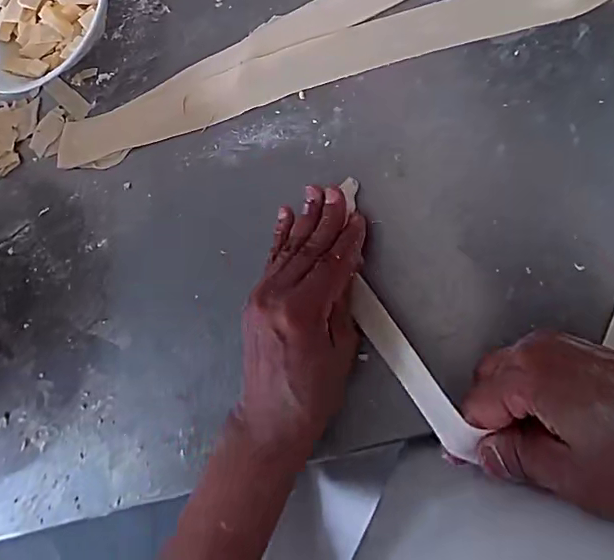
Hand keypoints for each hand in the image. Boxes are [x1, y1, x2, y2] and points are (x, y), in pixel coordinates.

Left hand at [233, 185, 366, 456]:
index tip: (359, 216)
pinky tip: (287, 215)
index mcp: (302, 312)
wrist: (269, 420)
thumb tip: (349, 264)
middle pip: (310, 250)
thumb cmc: (313, 394)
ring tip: (316, 193)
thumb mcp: (342, 349)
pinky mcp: (254, 298)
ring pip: (290, 249)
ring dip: (306, 219)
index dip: (348, 239)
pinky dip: (280, 235)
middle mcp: (277, 297)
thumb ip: (343, 302)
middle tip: (340, 192)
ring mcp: (261, 295)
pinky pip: (272, 260)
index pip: (332, 265)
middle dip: (327, 218)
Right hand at [460, 331, 613, 528]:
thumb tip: (491, 452)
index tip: (468, 457)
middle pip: (490, 379)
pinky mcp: (592, 354)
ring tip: (551, 454)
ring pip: (518, 373)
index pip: (472, 401)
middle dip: (490, 418)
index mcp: (530, 372)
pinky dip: (544, 398)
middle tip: (510, 462)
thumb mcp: (573, 479)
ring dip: (518, 408)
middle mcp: (545, 349)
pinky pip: (546, 370)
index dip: (466, 436)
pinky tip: (574, 434)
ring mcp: (570, 347)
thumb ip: (517, 459)